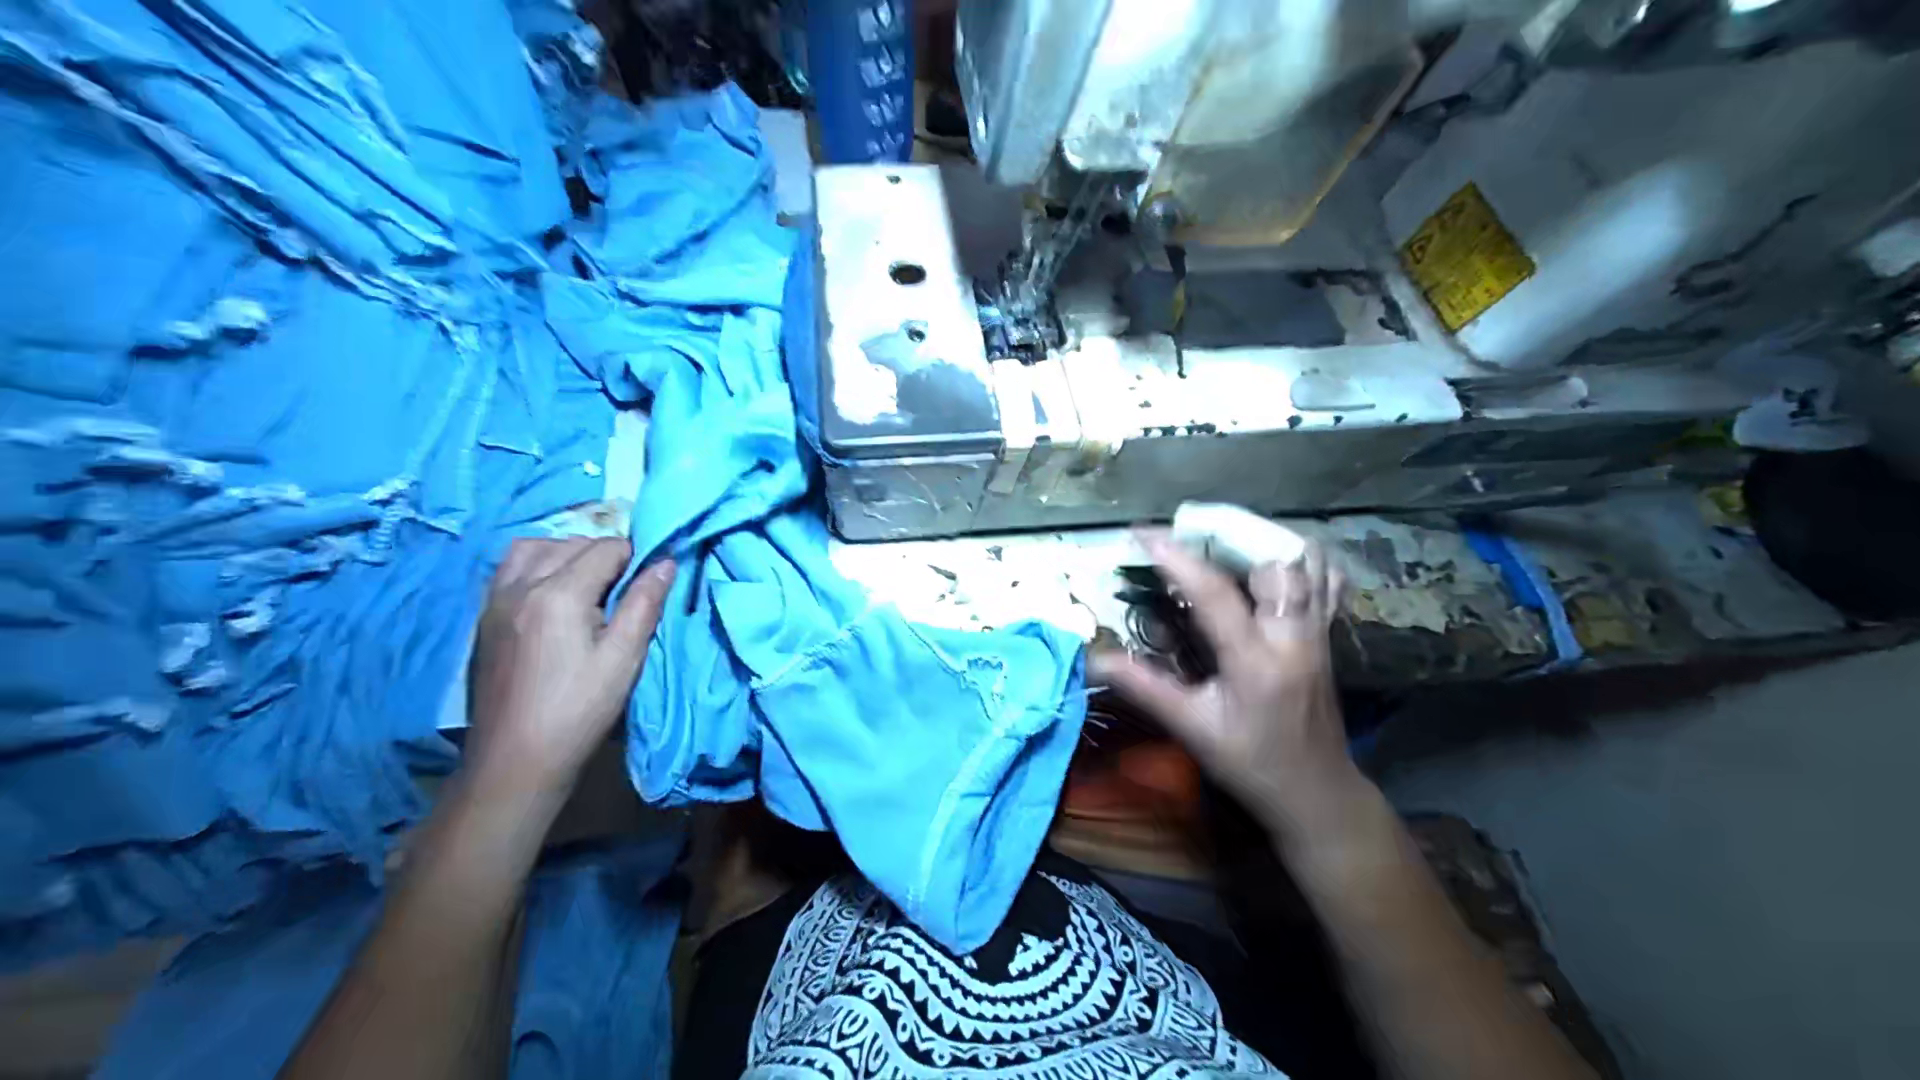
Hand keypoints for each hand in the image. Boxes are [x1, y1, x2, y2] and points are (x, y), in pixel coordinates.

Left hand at [465, 537, 675, 801]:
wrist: (514, 761)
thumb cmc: (578, 710)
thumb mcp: (623, 658)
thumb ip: (644, 603)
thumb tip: (665, 562)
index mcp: (559, 594)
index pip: (606, 549)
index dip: (636, 559)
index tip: (649, 583)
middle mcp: (521, 586)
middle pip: (571, 543)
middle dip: (604, 555)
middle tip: (625, 590)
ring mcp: (494, 601)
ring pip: (533, 548)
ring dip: (566, 553)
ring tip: (587, 584)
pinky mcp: (483, 618)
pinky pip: (508, 569)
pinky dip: (537, 566)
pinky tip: (553, 596)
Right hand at [1092, 533, 1360, 839]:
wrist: (1317, 792)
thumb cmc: (1250, 763)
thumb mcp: (1191, 728)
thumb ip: (1144, 687)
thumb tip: (1095, 660)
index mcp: (1256, 662)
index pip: (1216, 594)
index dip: (1177, 558)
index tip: (1144, 534)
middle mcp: (1295, 638)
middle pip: (1278, 564)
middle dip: (1231, 540)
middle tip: (1190, 537)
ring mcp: (1318, 634)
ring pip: (1310, 565)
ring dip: (1267, 545)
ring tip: (1225, 541)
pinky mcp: (1328, 636)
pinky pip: (1327, 582)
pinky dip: (1301, 561)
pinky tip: (1271, 562)